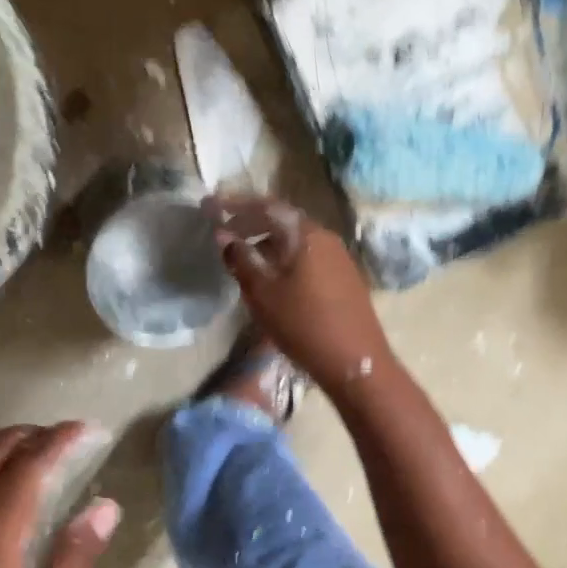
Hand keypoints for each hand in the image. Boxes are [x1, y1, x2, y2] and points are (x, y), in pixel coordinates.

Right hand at [204, 194, 388, 390]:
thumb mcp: (262, 292)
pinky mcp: (343, 276)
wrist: (357, 364)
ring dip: (266, 239)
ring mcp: (338, 257)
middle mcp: (324, 237)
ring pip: (294, 237)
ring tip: (242, 253)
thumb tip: (224, 235)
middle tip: (223, 228)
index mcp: (305, 234)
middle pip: (282, 218)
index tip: (210, 205)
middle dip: (250, 220)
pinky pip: (306, 253)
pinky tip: (271, 273)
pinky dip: (282, 254)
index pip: (265, 206)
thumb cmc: (303, 324)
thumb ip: (240, 259)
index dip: (235, 203)